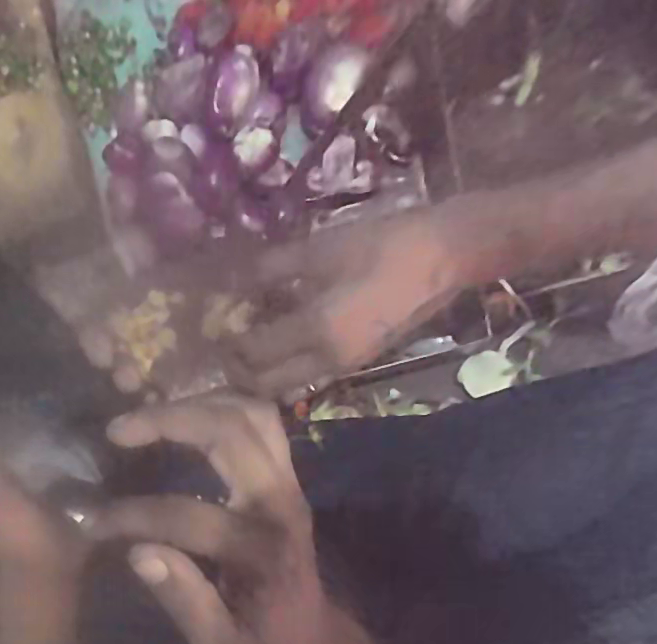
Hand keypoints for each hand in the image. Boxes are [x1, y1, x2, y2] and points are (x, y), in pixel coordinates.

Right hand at [91, 395, 374, 643]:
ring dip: (198, 404)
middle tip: (117, 429)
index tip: (96, 522)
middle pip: (232, 433)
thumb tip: (138, 552)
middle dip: (169, 421)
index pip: (192, 517)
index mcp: (263, 553)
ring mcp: (291, 484)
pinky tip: (185, 416)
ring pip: (252, 413)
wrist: (317, 635)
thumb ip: (182, 601)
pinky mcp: (289, 476)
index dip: (137, 516)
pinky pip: (261, 421)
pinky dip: (221, 407)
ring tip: (149, 416)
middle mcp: (282, 506)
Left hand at [231, 208, 464, 398]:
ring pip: (289, 386)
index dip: (229, 347)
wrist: (445, 258)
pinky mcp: (358, 363)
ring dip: (264, 377)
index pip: (256, 353)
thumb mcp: (322, 249)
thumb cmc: (384, 244)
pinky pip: (311, 377)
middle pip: (267, 384)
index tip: (211, 332)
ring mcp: (344, 366)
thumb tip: (235, 278)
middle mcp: (326, 360)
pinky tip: (283, 344)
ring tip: (248, 350)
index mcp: (316, 330)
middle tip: (223, 350)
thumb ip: (274, 267)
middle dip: (240, 373)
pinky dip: (288, 370)